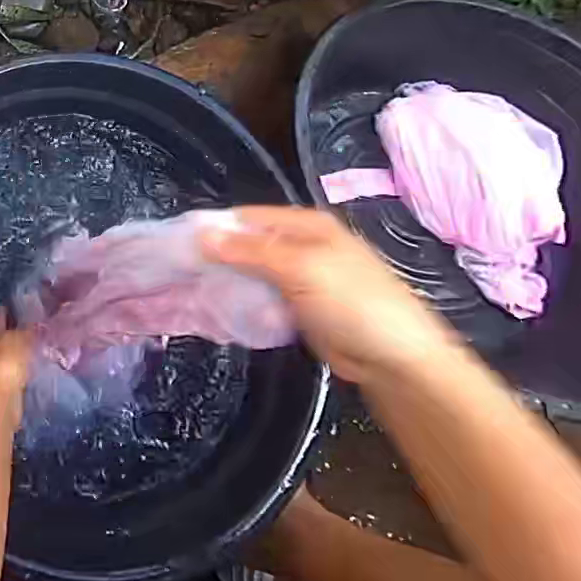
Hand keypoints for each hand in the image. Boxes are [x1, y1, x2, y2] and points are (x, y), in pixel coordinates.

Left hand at [0, 310, 35, 399]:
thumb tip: (40, 322)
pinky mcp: (6, 385)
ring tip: (45, 344)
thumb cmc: (7, 360)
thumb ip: (32, 329)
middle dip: (19, 330)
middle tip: (40, 324)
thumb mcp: (23, 337)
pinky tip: (41, 365)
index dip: (11, 309)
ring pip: (13, 353)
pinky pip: (19, 370)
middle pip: (5, 334)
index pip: (0, 315)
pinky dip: (28, 366)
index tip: (25, 303)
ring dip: (25, 349)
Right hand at [202, 206, 461, 383]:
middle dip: (218, 255)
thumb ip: (249, 250)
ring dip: (229, 280)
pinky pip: (262, 295)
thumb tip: (200, 234)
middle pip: (246, 242)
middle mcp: (300, 244)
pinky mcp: (299, 304)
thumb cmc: (355, 304)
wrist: (401, 363)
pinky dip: (245, 300)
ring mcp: (301, 276)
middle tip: (184, 272)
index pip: (246, 216)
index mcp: (305, 224)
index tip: (180, 245)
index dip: (214, 228)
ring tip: (198, 291)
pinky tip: (227, 309)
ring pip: (251, 270)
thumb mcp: (300, 269)